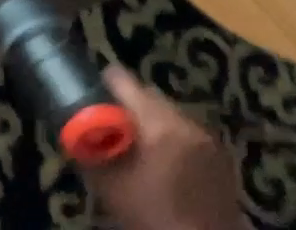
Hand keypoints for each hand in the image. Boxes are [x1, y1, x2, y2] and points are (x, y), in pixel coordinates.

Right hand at [82, 67, 249, 229]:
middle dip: (128, 104)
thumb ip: (89, 148)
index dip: (102, 84)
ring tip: (137, 144)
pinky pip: (187, 131)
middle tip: (111, 125)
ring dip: (151, 120)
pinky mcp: (223, 157)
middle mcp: (188, 123)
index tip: (91, 96)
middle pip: (149, 94)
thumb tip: (73, 128)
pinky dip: (171, 135)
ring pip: (169, 112)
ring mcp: (210, 140)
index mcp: (159, 124)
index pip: (123, 80)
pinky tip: (162, 160)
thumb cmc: (153, 214)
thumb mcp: (108, 184)